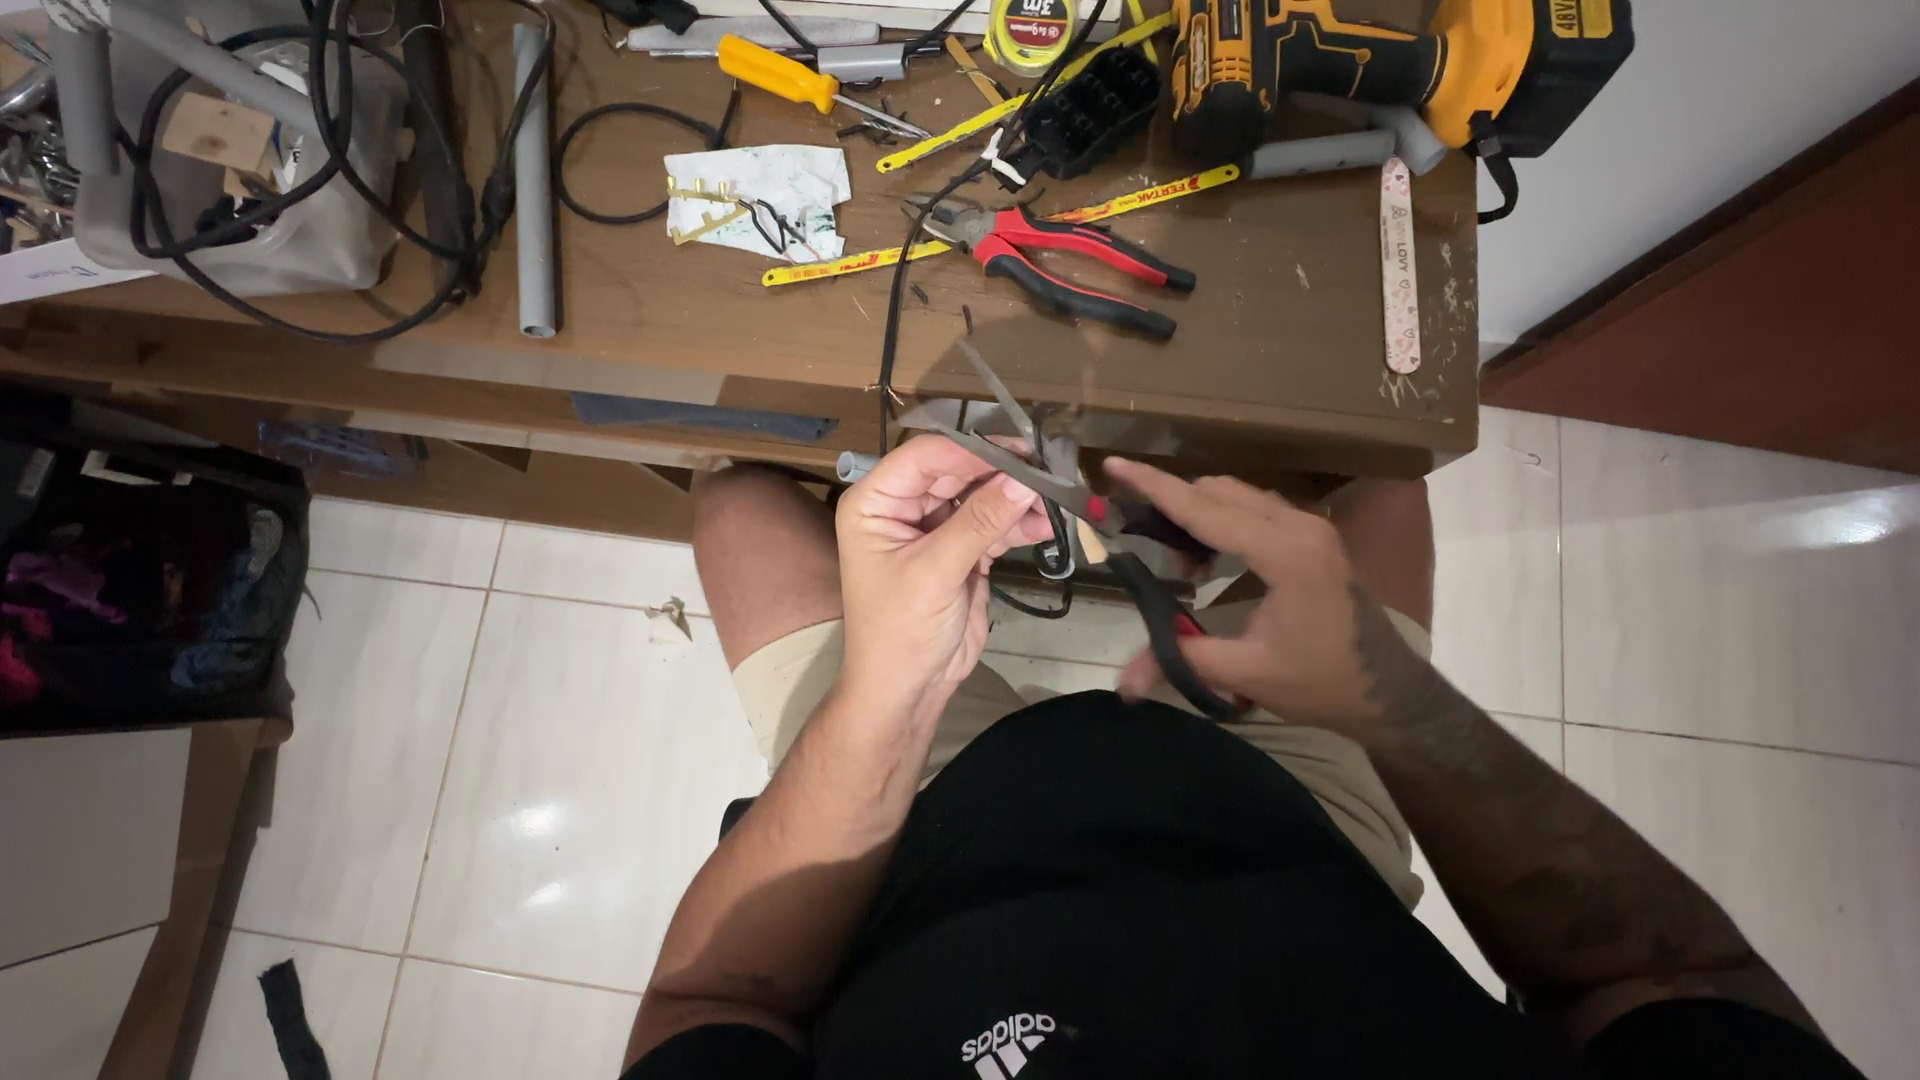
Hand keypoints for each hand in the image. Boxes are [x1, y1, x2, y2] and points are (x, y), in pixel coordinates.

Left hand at [836, 435, 1054, 716]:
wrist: (907, 690)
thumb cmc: (900, 630)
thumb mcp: (935, 573)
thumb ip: (979, 523)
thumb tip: (1024, 480)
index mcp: (876, 503)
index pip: (924, 457)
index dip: (970, 451)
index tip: (1017, 452)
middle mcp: (903, 507)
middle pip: (957, 472)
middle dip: (1000, 472)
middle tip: (1046, 468)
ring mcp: (935, 528)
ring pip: (980, 497)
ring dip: (1016, 499)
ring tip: (1055, 499)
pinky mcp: (962, 551)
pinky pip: (993, 526)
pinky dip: (1019, 526)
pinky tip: (1048, 526)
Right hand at [1106, 458, 1435, 731]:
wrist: (1390, 692)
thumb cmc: (1323, 682)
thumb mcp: (1248, 673)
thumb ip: (1181, 660)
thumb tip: (1124, 683)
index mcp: (1285, 553)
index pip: (1204, 509)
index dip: (1153, 487)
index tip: (1113, 465)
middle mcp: (1299, 526)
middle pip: (1217, 492)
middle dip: (1171, 506)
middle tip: (1141, 542)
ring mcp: (1310, 527)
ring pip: (1235, 496)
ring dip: (1196, 516)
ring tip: (1182, 566)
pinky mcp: (1312, 537)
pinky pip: (1253, 509)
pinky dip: (1219, 522)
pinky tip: (1210, 560)